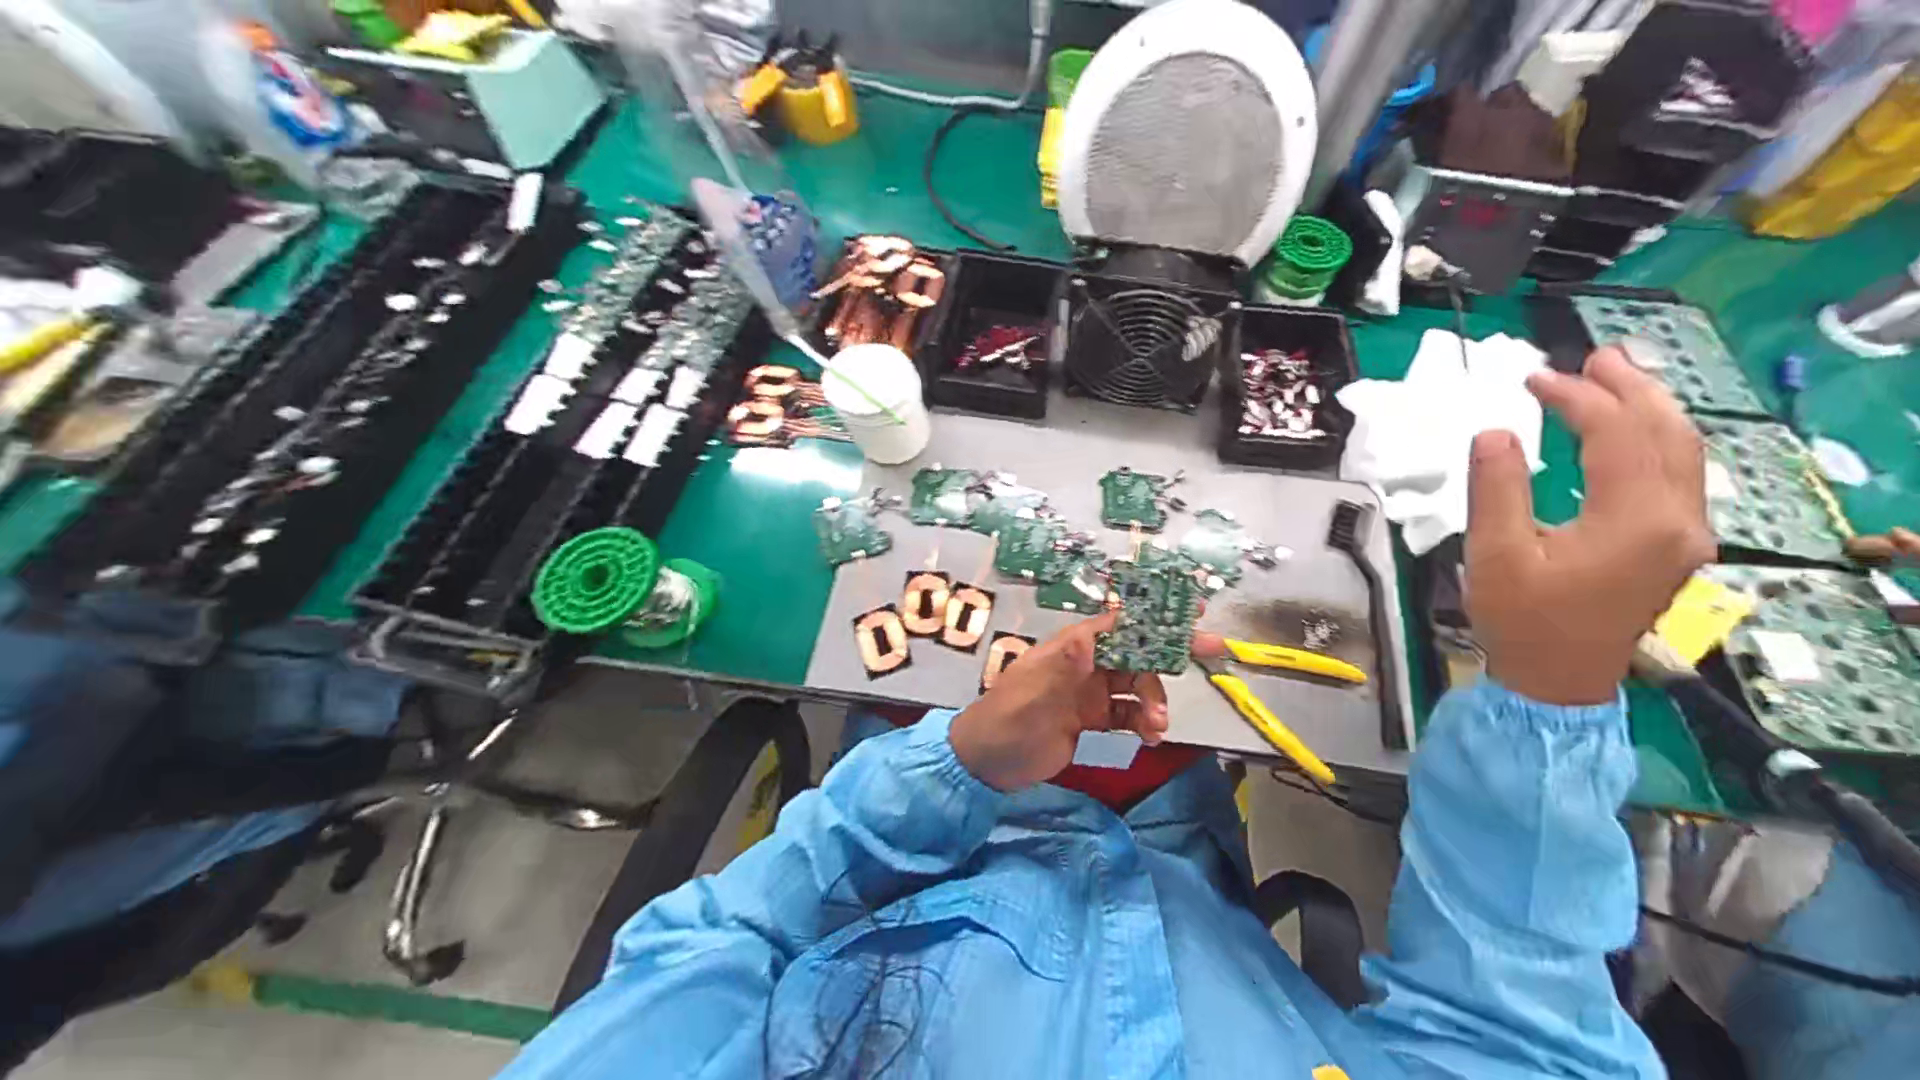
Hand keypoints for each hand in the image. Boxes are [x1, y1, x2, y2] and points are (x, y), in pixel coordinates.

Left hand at [949, 611, 1170, 791]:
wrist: (987, 764)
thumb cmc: (1007, 720)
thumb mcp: (1033, 691)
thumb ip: (1063, 666)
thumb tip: (1089, 636)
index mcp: (1070, 648)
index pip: (1119, 624)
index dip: (1154, 616)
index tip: (1192, 612)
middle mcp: (1083, 664)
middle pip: (1135, 652)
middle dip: (1170, 654)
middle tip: (1212, 650)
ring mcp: (1087, 692)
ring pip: (1136, 685)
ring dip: (1154, 700)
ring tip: (1158, 727)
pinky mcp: (1089, 719)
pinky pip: (1127, 714)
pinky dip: (1143, 723)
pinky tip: (1150, 738)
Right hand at [1466, 346, 1714, 705]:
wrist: (1559, 679)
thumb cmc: (1521, 620)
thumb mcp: (1494, 555)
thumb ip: (1496, 490)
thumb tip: (1495, 433)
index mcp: (1635, 520)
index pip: (1617, 436)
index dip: (1578, 399)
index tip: (1533, 379)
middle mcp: (1678, 519)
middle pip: (1670, 434)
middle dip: (1632, 389)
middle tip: (1595, 357)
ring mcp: (1686, 533)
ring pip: (1685, 452)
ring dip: (1650, 410)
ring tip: (1615, 378)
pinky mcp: (1677, 544)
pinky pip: (1679, 474)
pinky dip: (1655, 440)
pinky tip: (1629, 431)